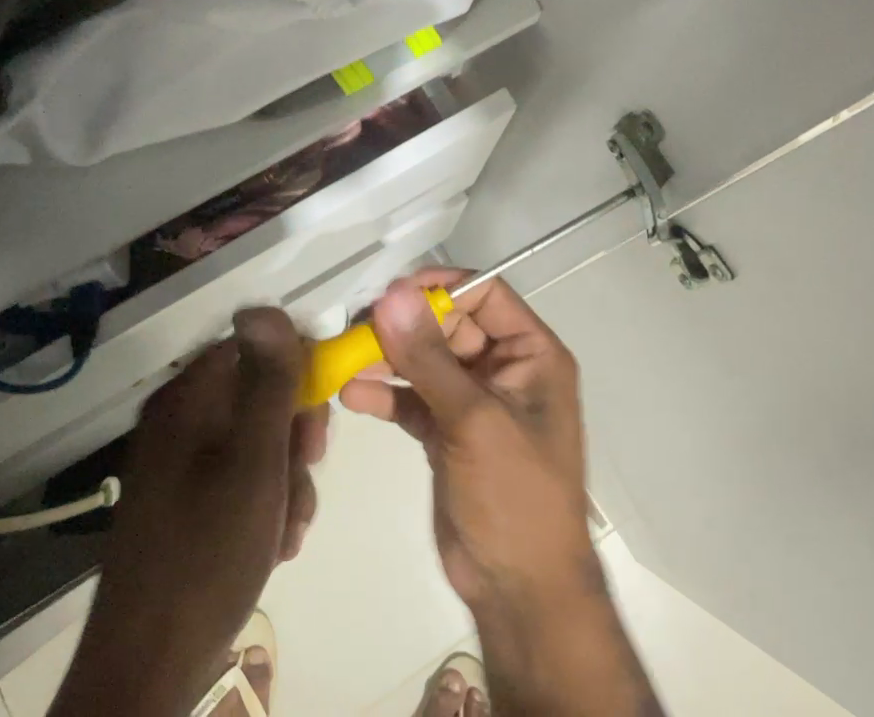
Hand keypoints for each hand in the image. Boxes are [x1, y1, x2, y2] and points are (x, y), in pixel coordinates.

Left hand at [51, 309, 326, 716]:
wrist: (150, 659)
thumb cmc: (210, 552)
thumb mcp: (255, 461)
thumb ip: (267, 382)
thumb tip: (266, 304)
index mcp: (187, 400)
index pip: (254, 349)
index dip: (296, 377)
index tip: (316, 427)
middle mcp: (176, 421)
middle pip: (258, 397)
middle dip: (293, 438)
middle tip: (305, 477)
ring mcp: (176, 463)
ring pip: (256, 443)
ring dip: (286, 480)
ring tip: (288, 528)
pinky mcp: (181, 501)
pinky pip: (238, 479)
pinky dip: (265, 504)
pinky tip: (272, 542)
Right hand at [342, 271, 664, 715]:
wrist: (518, 586)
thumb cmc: (514, 495)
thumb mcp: (474, 420)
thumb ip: (429, 358)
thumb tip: (391, 295)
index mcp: (532, 355)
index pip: (486, 295)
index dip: (440, 288)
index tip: (388, 293)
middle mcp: (505, 370)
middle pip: (449, 326)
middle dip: (404, 325)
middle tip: (352, 328)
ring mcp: (474, 403)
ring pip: (426, 362)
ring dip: (387, 359)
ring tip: (342, 359)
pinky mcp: (446, 434)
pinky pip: (413, 400)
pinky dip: (385, 396)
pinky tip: (350, 395)